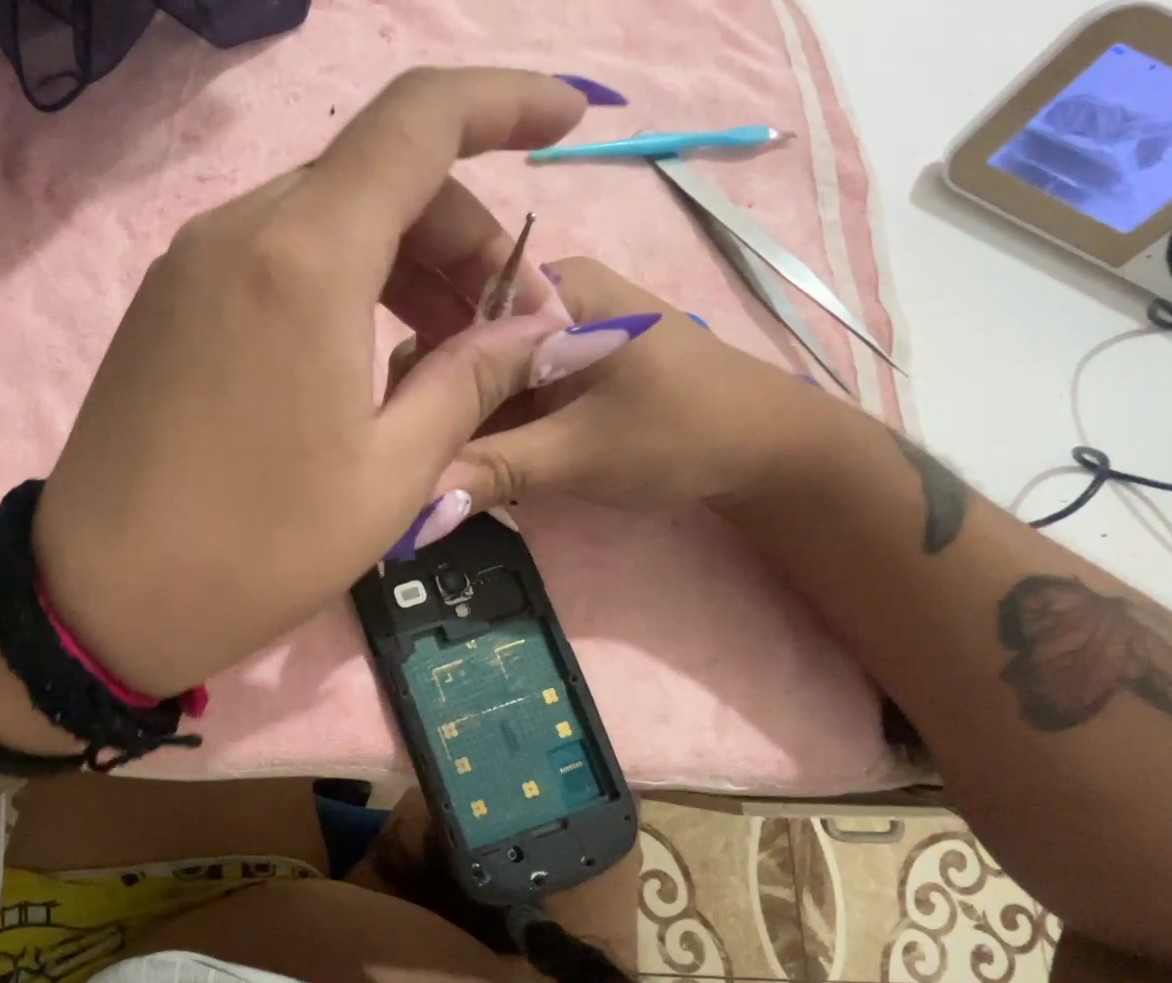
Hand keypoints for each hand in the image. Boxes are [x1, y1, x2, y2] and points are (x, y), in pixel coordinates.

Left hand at [32, 68, 643, 696]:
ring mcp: (186, 266)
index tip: (565, 126)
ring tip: (439, 340)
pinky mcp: (162, 305)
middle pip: (372, 172)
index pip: (418, 119)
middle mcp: (236, 233)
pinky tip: (357, 348)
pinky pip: (266, 255)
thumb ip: (470, 379)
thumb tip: (536, 329)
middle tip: (497, 319)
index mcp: (303, 259)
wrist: (101, 597)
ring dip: (394, 254)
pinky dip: (332, 275)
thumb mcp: (390, 476)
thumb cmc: (256, 550)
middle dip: (454, 225)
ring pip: (318, 214)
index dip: (505, 101)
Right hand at [435, 256, 847, 513]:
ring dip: (459, 424)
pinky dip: (484, 427)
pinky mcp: (557, 365)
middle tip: (421, 468)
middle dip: (437, 410)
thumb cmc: (684, 434)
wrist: (770, 451)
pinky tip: (475, 463)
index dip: (417, 385)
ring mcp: (550, 332)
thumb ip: (490, 470)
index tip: (400, 443)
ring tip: (442, 472)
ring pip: (473, 376)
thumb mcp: (579, 454)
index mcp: (549, 289)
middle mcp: (541, 297)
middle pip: (455, 351)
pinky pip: (498, 390)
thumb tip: (409, 504)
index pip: (446, 323)